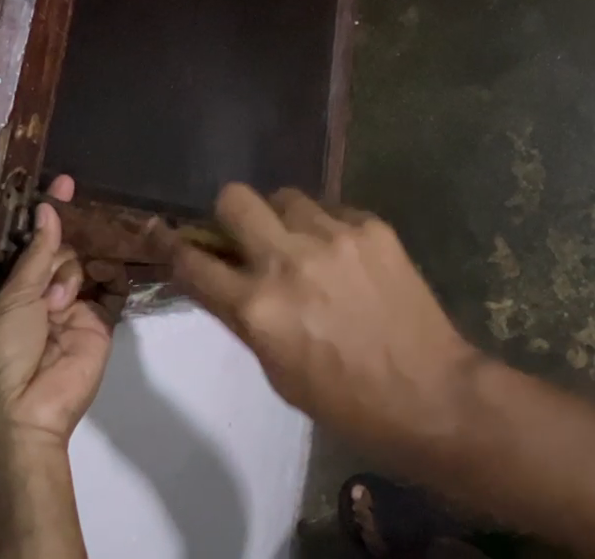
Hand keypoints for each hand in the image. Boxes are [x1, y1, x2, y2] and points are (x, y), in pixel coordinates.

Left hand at [0, 175, 113, 450]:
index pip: (36, 247)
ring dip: (87, 255)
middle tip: (79, 204)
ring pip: (88, 267)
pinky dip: (115, 273)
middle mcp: (44, 301)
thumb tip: (48, 210)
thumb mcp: (13, 298)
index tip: (64, 183)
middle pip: (64, 253)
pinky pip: (112, 292)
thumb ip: (38, 254)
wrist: (18, 413)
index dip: (49, 217)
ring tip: (91, 245)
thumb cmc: (0, 350)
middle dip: (70, 233)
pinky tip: (116, 253)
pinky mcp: (100, 328)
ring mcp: (74, 314)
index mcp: (14, 294)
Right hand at [159, 184, 480, 466]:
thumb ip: (243, 316)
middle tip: (246, 236)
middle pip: (234, 198)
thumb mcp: (276, 370)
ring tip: (303, 244)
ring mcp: (333, 237)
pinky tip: (344, 256)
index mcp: (257, 308)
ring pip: (285, 195)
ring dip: (283, 218)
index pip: (193, 262)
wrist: (431, 394)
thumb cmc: (346, 401)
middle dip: (230, 214)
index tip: (163, 234)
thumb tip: (219, 279)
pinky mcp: (371, 226)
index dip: (172, 246)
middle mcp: (288, 261)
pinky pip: (331, 209)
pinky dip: (327, 227)